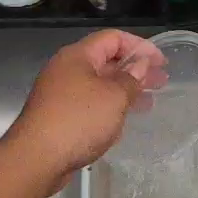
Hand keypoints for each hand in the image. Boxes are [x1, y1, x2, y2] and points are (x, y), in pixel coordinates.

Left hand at [2, 29, 165, 189]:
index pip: (114, 38)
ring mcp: (60, 93)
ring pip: (99, 84)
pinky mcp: (58, 116)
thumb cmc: (78, 120)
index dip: (140, 46)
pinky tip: (122, 120)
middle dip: (135, 69)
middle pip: (106, 60)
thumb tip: (141, 64)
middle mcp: (66, 68)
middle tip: (161, 82)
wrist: (35, 159)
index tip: (161, 62)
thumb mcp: (113, 97)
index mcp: (78, 55)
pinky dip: (109, 107)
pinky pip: (89, 103)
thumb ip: (131, 79)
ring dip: (124, 90)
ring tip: (148, 102)